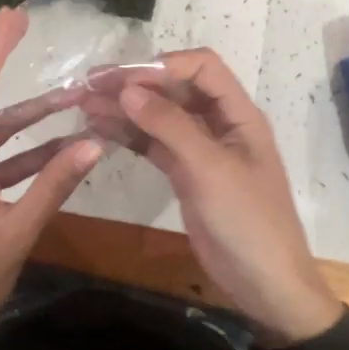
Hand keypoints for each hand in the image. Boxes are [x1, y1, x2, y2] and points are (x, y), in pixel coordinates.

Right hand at [118, 48, 342, 344]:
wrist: (264, 283)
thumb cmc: (247, 220)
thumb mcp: (210, 168)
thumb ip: (169, 126)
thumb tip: (127, 89)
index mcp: (238, 115)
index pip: (202, 68)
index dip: (163, 66)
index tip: (122, 78)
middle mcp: (219, 125)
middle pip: (176, 89)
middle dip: (136, 84)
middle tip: (90, 86)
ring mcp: (201, 151)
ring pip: (160, 117)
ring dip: (126, 109)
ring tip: (84, 106)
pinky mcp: (185, 176)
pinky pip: (155, 145)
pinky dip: (130, 136)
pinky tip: (101, 131)